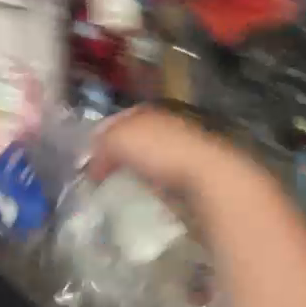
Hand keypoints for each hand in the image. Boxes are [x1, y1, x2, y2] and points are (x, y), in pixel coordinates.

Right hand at [87, 105, 260, 205]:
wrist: (215, 179)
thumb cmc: (162, 151)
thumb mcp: (118, 139)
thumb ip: (101, 144)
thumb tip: (94, 161)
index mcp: (152, 108)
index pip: (119, 118)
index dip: (102, 137)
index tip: (90, 159)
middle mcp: (173, 121)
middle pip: (139, 136)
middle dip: (123, 153)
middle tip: (106, 174)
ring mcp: (193, 147)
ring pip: (157, 157)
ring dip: (143, 171)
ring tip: (128, 189)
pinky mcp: (206, 174)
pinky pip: (174, 179)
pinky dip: (162, 187)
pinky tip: (153, 198)